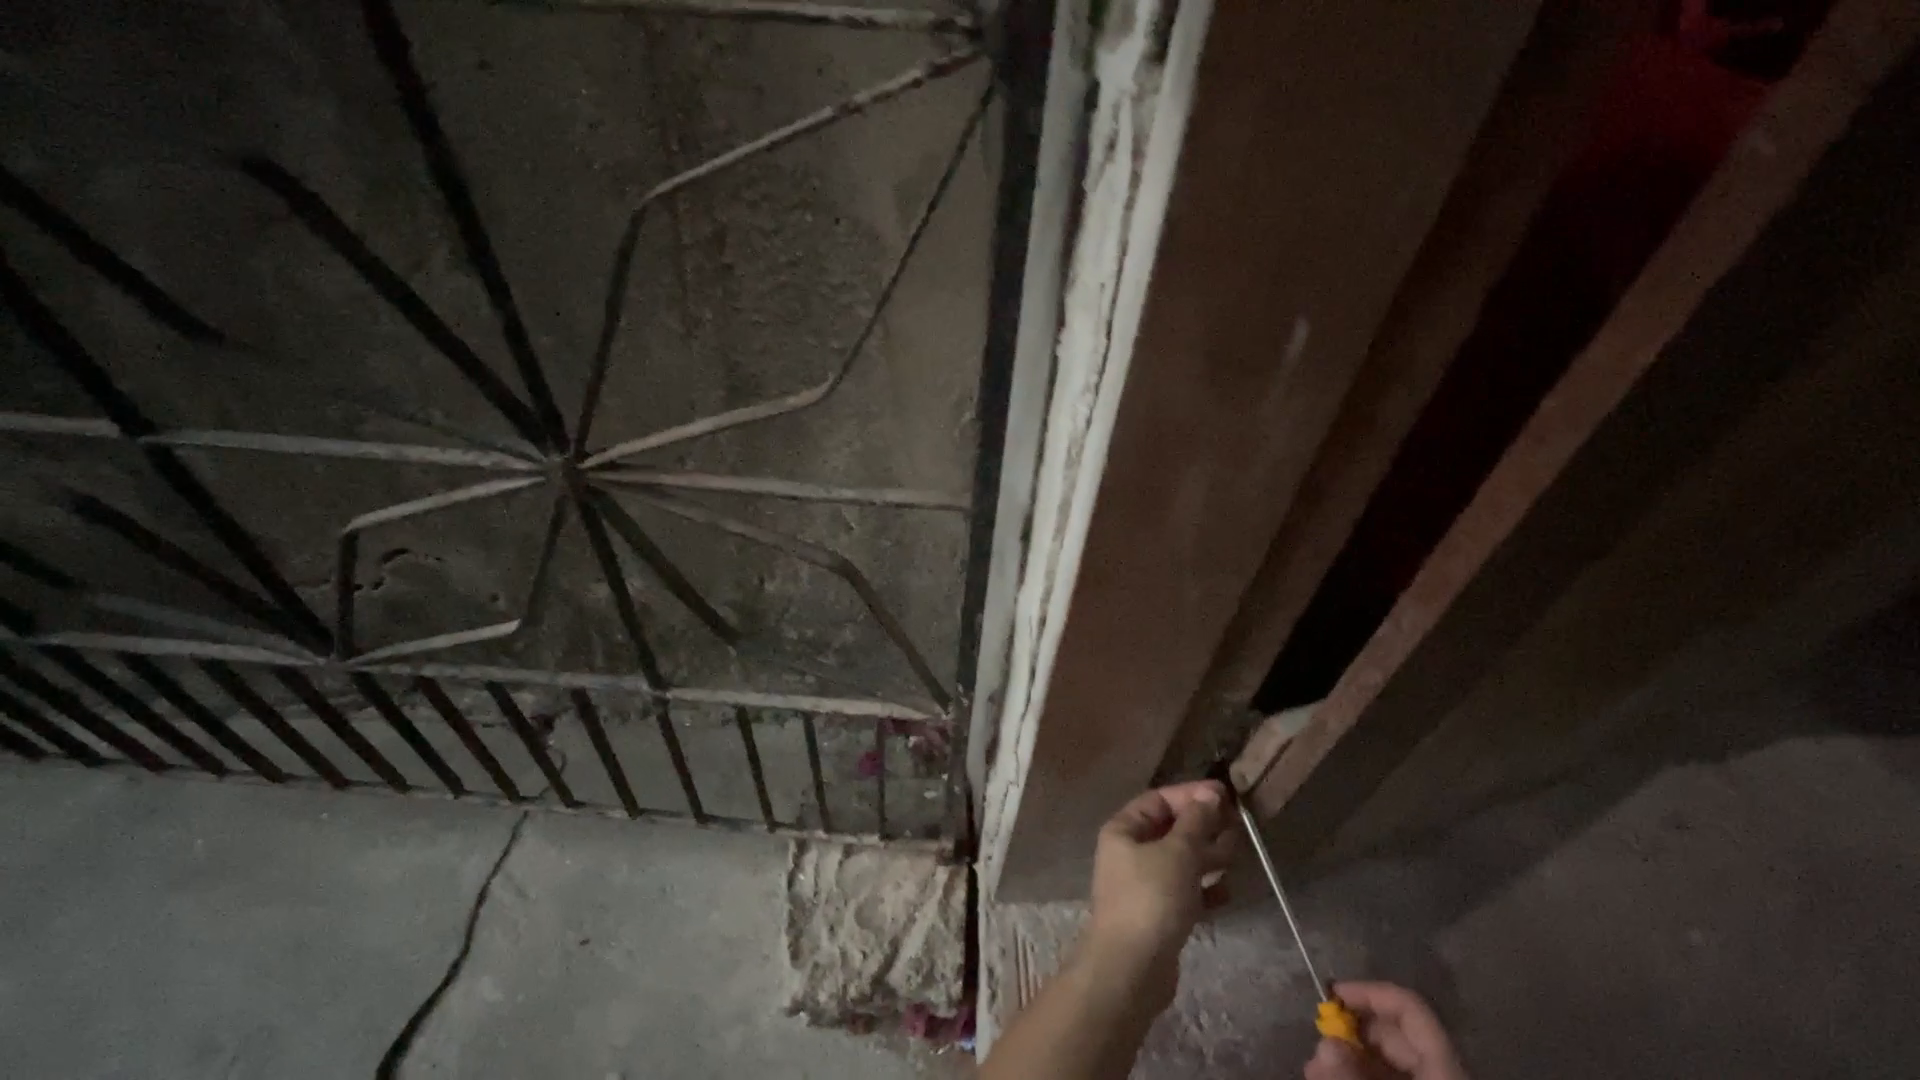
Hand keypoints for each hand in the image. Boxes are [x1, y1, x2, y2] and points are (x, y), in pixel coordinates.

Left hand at [1078, 780, 1235, 1013]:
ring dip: (1208, 856)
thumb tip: (1210, 794)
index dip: (1191, 795)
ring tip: (1236, 856)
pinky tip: (1227, 893)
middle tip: (1238, 826)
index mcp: (1124, 830)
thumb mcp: (1178, 852)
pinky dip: (1204, 889)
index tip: (1226, 796)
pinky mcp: (1157, 915)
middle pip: (1171, 830)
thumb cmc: (1152, 898)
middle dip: (1204, 826)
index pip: (1159, 800)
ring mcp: (1143, 885)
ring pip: (1180, 861)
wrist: (1131, 967)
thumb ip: (1196, 821)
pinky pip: (1184, 892)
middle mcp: (1129, 853)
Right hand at [1303, 982, 1467, 1079]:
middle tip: (1318, 1034)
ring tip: (1315, 1064)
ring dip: (1347, 1052)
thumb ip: (1357, 1072)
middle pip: (1393, 1031)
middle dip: (1350, 1028)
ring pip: (1386, 1057)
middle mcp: (1440, 1065)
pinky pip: (1387, 1076)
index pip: (1409, 1005)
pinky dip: (1358, 1073)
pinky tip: (1328, 1075)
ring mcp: (1429, 1079)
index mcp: (1445, 1059)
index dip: (1369, 992)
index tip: (1330, 993)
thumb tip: (1325, 1041)